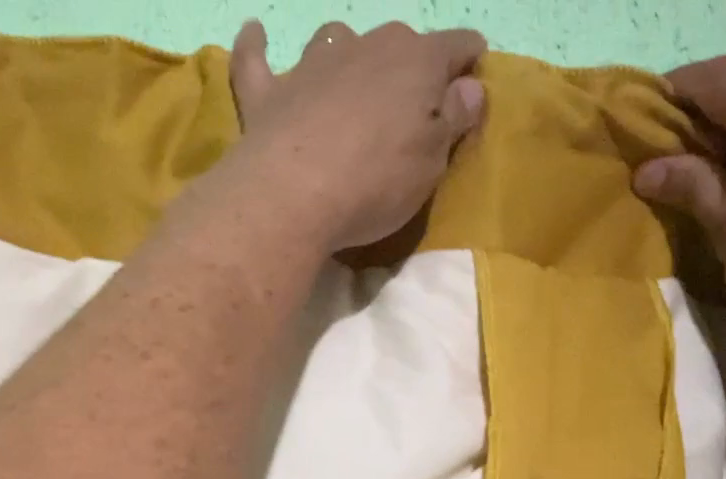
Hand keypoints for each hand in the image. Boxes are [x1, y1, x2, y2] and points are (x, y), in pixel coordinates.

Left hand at [224, 19, 485, 252]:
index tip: (471, 83)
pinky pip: (255, 58)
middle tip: (407, 107)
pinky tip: (254, 34)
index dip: (468, 63)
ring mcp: (311, 67)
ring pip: (333, 39)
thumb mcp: (431, 164)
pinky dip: (254, 46)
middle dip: (407, 66)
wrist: (292, 197)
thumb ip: (452, 121)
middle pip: (397, 42)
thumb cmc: (375, 186)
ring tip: (345, 81)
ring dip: (343, 55)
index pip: (457, 46)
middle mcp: (366, 48)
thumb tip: (470, 87)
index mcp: (418, 62)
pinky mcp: (266, 94)